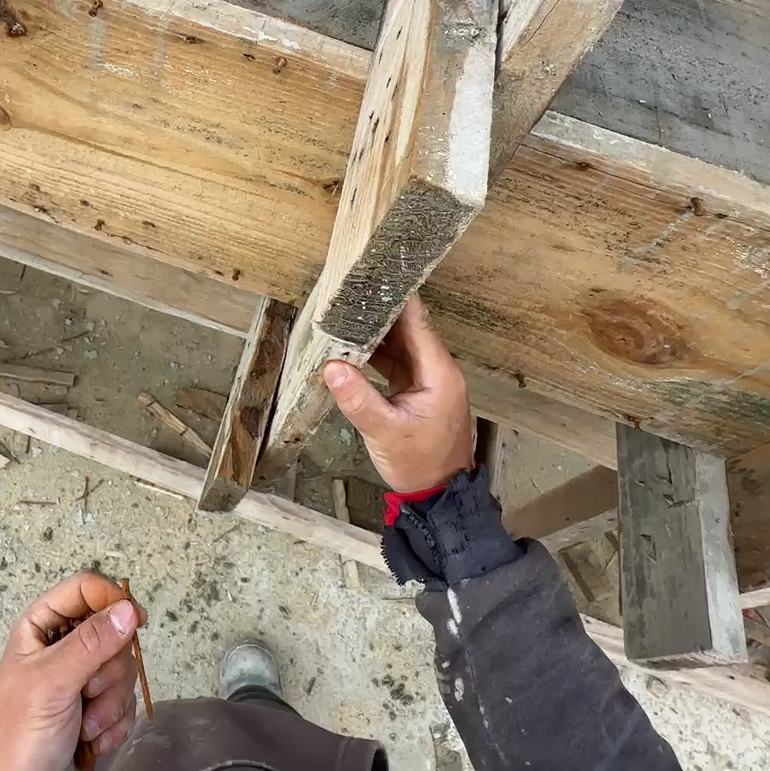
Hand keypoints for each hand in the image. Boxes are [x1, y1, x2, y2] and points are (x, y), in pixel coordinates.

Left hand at [0, 572, 143, 770]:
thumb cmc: (20, 734)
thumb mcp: (51, 682)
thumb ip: (90, 643)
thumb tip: (128, 609)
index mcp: (42, 626)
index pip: (85, 589)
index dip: (111, 598)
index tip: (135, 619)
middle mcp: (64, 645)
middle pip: (112, 629)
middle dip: (108, 669)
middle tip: (87, 691)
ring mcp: (83, 675)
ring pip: (123, 666)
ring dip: (110, 702)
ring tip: (85, 724)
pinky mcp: (98, 705)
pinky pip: (127, 697)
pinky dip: (115, 721)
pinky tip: (92, 739)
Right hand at [322, 296, 472, 493]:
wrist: (438, 496)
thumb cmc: (418, 464)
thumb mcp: (386, 432)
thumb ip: (359, 399)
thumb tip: (331, 366)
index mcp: (438, 373)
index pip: (418, 322)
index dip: (397, 297)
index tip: (374, 274)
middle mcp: (435, 369)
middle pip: (408, 327)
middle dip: (380, 308)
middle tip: (348, 287)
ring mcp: (425, 379)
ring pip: (399, 342)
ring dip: (374, 328)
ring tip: (343, 308)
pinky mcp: (414, 389)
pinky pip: (394, 359)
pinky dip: (373, 350)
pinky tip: (350, 342)